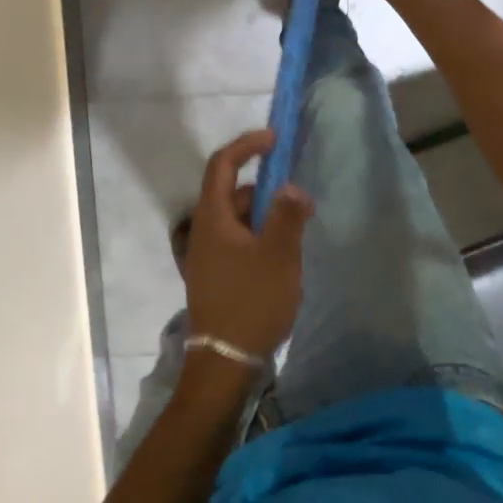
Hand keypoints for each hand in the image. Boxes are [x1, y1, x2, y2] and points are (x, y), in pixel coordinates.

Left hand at [183, 130, 313, 359]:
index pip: (222, 164)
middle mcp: (202, 231)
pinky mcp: (214, 277)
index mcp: (212, 218)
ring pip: (236, 220)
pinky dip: (258, 237)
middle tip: (300, 201)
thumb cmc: (252, 302)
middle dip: (265, 189)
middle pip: (230, 193)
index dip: (246, 145)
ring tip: (296, 234)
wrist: (225, 362)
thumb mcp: (278, 256)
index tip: (273, 140)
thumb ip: (287, 215)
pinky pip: (236, 242)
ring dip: (264, 217)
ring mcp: (205, 256)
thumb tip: (291, 187)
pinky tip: (281, 259)